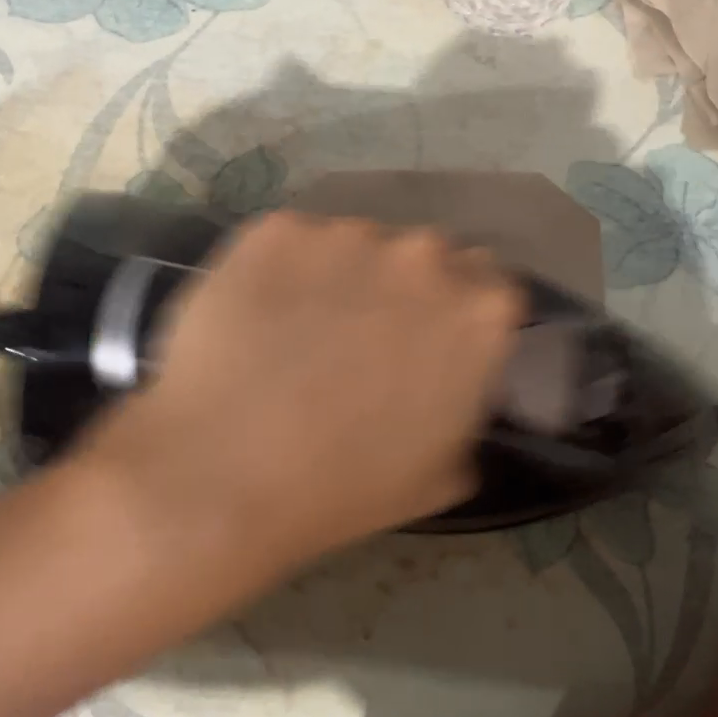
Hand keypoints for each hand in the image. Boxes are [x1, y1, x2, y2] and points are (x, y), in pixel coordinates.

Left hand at [85, 211, 523, 568]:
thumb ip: (466, 416)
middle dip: (409, 288)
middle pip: (429, 258)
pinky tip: (257, 316)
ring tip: (300, 328)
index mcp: (478, 313)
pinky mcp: (277, 229)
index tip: (438, 341)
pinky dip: (283, 270)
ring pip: (357, 245)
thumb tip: (455, 393)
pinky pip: (293, 243)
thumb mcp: (441, 474)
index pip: (493, 289)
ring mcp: (347, 234)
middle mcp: (423, 256)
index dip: (465, 315)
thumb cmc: (344, 488)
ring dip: (344, 275)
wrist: (224, 474)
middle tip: (369, 334)